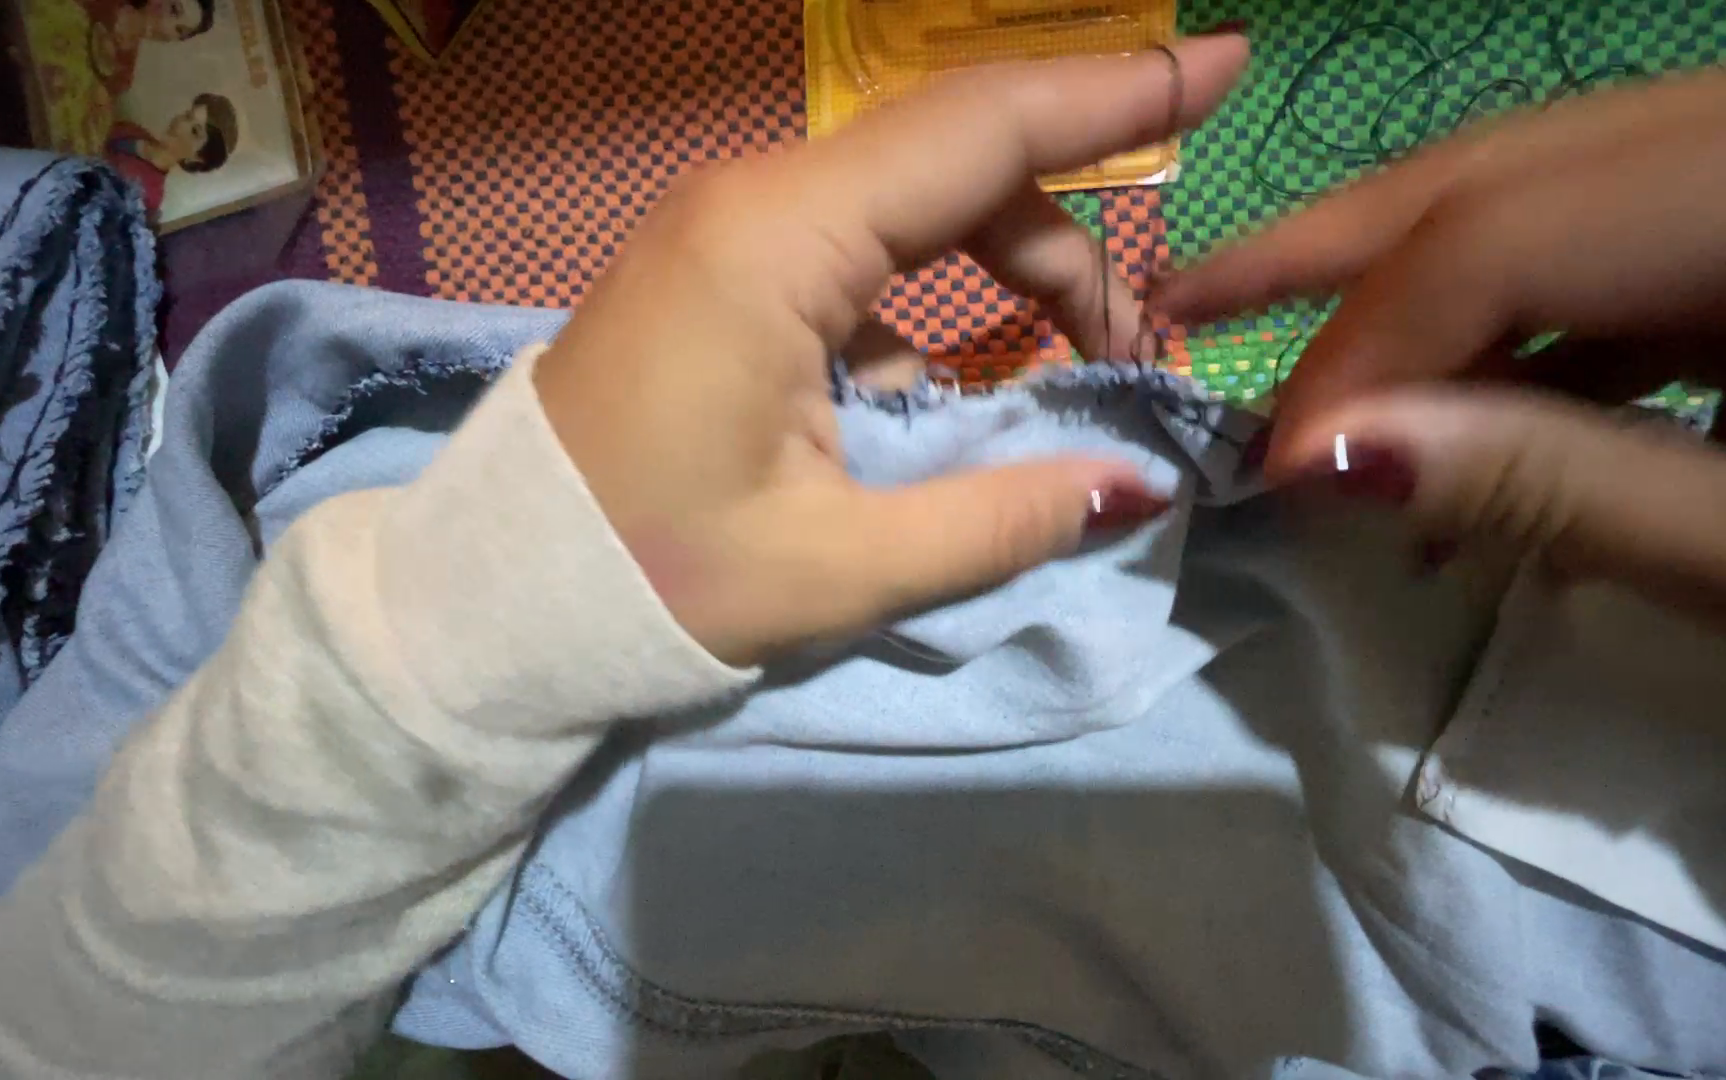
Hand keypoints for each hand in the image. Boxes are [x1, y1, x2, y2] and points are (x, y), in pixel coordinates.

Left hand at [533, 36, 1249, 666]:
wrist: (505, 597)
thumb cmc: (658, 581)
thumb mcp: (840, 567)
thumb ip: (997, 520)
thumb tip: (1135, 485)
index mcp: (774, 247)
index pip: (973, 132)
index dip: (1109, 94)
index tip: (1220, 68)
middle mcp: (752, 212)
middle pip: (956, 176)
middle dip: (1067, 251)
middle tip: (1137, 350)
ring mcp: (732, 246)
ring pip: (912, 227)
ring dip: (1004, 288)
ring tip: (1064, 381)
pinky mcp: (726, 292)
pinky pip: (860, 278)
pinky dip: (929, 326)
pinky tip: (942, 408)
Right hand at [1151, 39, 1725, 681]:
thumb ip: (1553, 490)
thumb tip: (1320, 461)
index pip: (1513, 231)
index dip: (1368, 352)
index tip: (1280, 470)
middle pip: (1507, 168)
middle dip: (1324, 249)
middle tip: (1181, 297)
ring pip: (1540, 212)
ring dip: (1398, 306)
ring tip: (1281, 363)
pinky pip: (1602, 279)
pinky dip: (1498, 357)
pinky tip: (1441, 428)